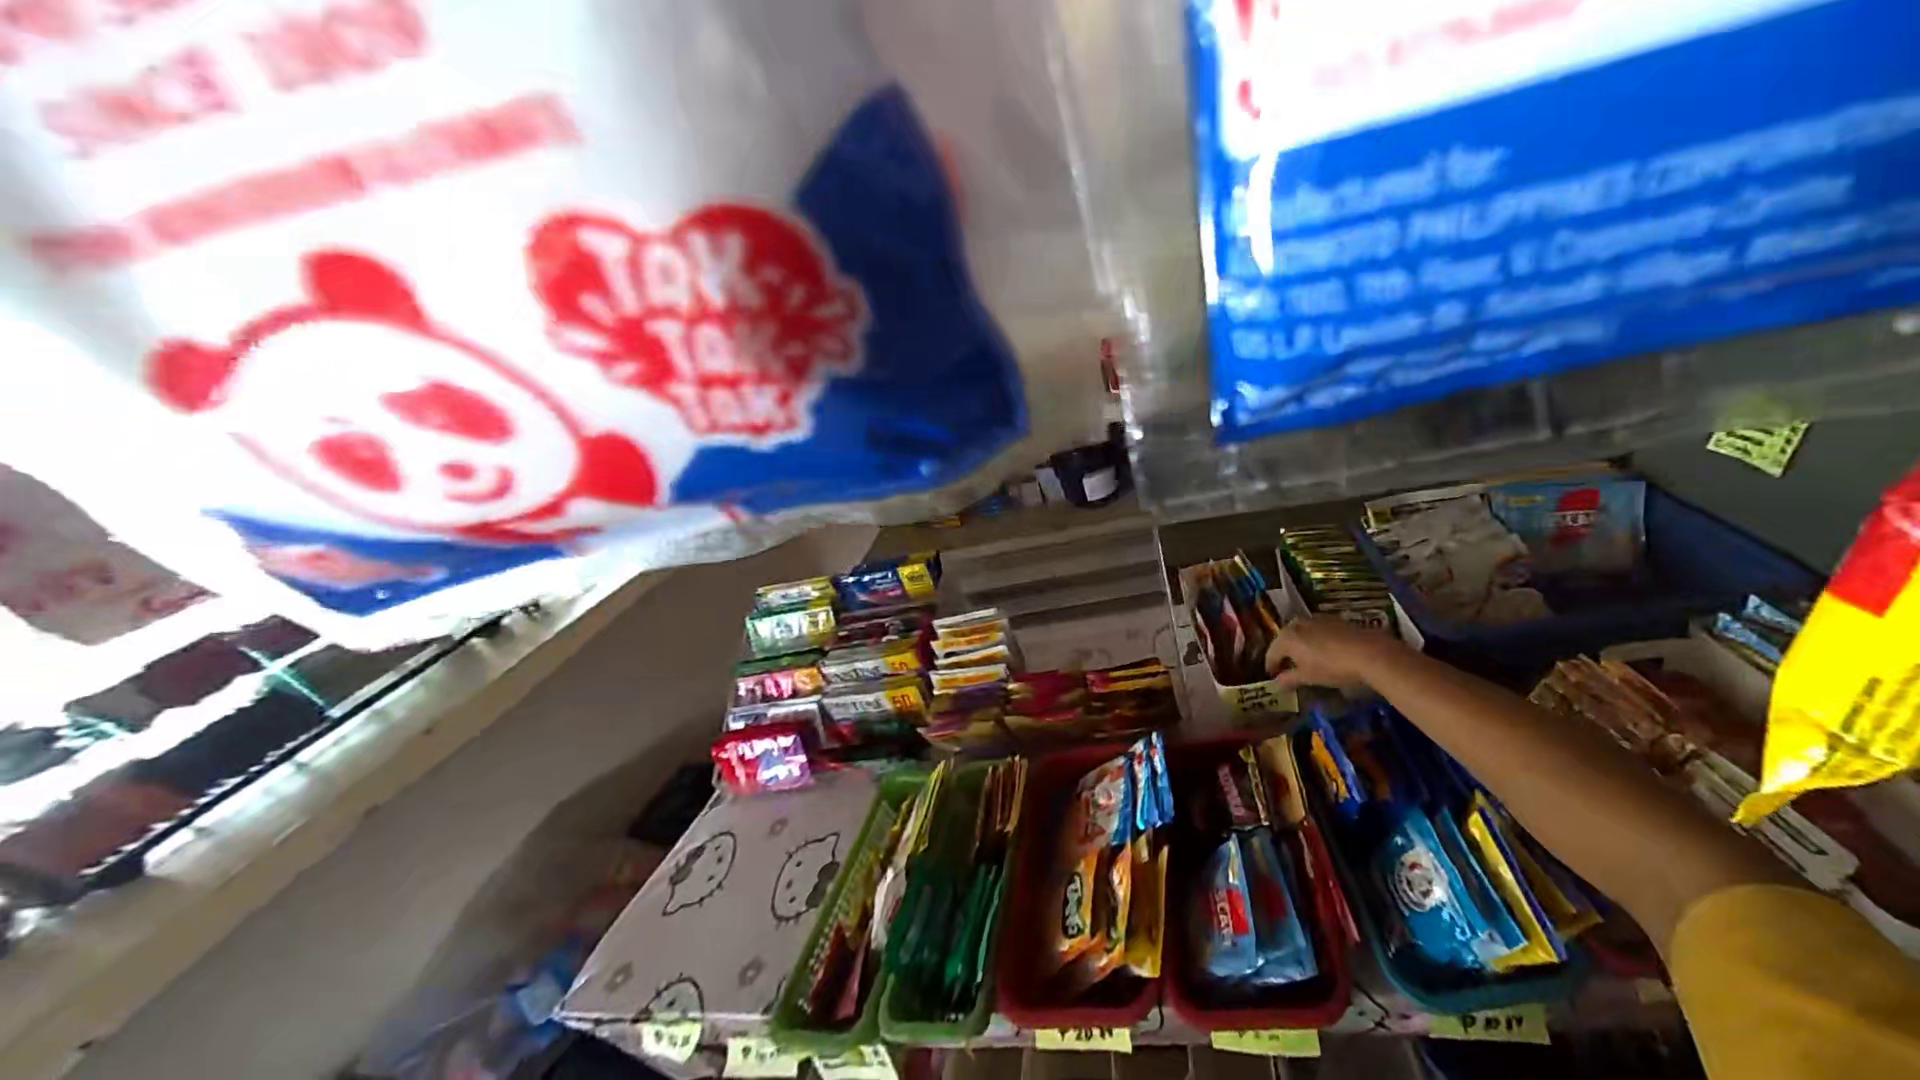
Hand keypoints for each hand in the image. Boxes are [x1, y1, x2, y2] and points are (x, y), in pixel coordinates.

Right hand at [1264, 615, 1400, 691]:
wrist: (1370, 653)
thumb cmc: (1332, 667)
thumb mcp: (1308, 677)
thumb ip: (1289, 679)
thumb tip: (1276, 684)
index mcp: (1285, 638)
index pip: (1271, 654)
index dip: (1271, 667)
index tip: (1274, 678)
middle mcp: (1296, 624)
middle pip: (1285, 641)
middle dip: (1285, 655)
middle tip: (1290, 669)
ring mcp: (1315, 619)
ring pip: (1301, 634)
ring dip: (1301, 646)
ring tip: (1308, 660)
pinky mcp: (1333, 619)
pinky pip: (1316, 630)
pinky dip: (1316, 640)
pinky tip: (1325, 651)